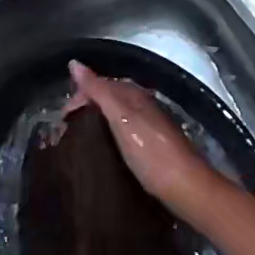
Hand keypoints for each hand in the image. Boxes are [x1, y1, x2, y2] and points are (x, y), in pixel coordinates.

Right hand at [65, 60, 222, 202]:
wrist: (190, 191)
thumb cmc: (152, 153)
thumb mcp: (120, 119)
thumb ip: (98, 90)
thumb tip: (74, 63)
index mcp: (132, 93)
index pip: (98, 83)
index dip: (79, 96)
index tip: (64, 119)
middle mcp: (141, 103)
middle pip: (106, 97)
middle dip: (85, 107)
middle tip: (68, 130)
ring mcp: (149, 125)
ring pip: (114, 115)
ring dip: (96, 122)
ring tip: (81, 139)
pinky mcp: (153, 146)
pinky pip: (122, 130)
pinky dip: (109, 134)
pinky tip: (104, 148)